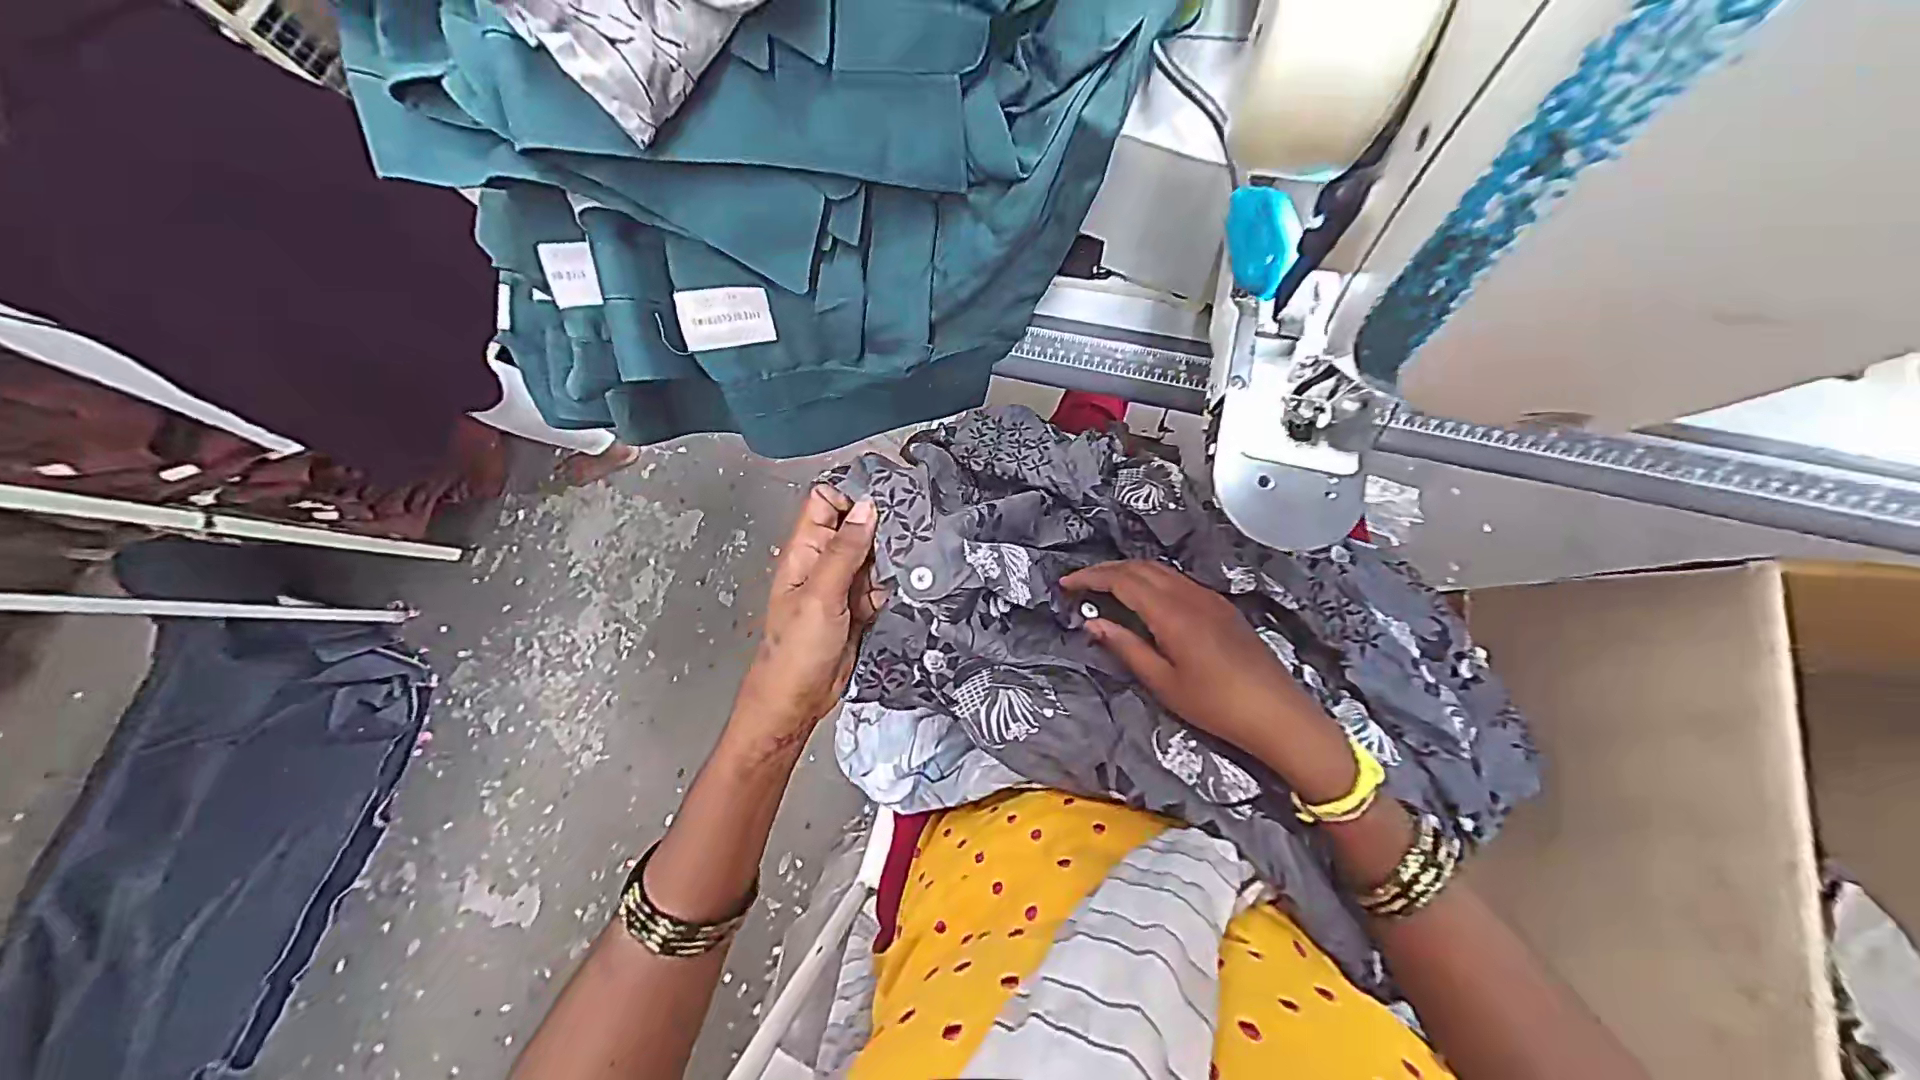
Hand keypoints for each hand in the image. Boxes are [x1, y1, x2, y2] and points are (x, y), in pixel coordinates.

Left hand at [729, 485, 884, 749]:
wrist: (798, 699)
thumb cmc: (793, 652)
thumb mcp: (821, 594)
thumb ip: (845, 550)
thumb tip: (866, 509)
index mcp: (804, 551)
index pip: (826, 502)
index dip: (851, 499)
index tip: (881, 505)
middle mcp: (822, 563)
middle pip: (855, 527)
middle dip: (878, 532)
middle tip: (896, 543)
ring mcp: (840, 586)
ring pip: (872, 557)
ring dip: (886, 563)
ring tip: (891, 577)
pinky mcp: (857, 607)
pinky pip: (880, 586)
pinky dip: (888, 590)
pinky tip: (887, 600)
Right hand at [1061, 560, 1343, 777]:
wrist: (1278, 714)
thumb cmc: (1216, 705)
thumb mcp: (1163, 682)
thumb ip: (1126, 646)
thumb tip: (1093, 622)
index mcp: (1171, 612)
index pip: (1122, 580)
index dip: (1090, 577)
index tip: (1066, 584)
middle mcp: (1190, 595)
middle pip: (1140, 567)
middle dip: (1106, 570)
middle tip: (1080, 583)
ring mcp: (1209, 598)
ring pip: (1160, 571)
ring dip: (1129, 572)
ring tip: (1105, 588)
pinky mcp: (1221, 607)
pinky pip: (1177, 581)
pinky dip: (1151, 580)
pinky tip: (1144, 599)